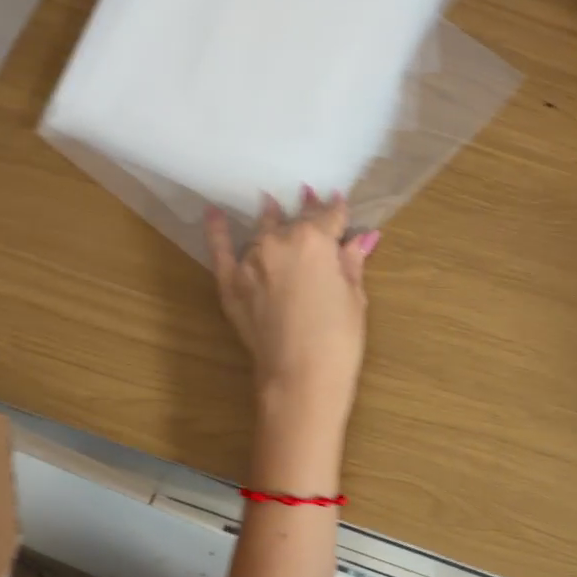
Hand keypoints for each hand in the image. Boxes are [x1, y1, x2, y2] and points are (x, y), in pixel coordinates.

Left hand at [203, 190, 377, 429]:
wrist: (300, 379)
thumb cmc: (339, 342)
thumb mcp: (354, 300)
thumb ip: (351, 265)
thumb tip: (361, 240)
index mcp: (316, 241)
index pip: (329, 217)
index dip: (337, 212)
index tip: (338, 203)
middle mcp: (280, 242)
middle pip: (295, 221)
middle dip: (305, 211)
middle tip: (307, 196)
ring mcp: (252, 262)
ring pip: (262, 232)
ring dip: (269, 217)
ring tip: (269, 203)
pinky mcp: (231, 284)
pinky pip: (221, 251)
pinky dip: (217, 231)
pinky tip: (214, 214)